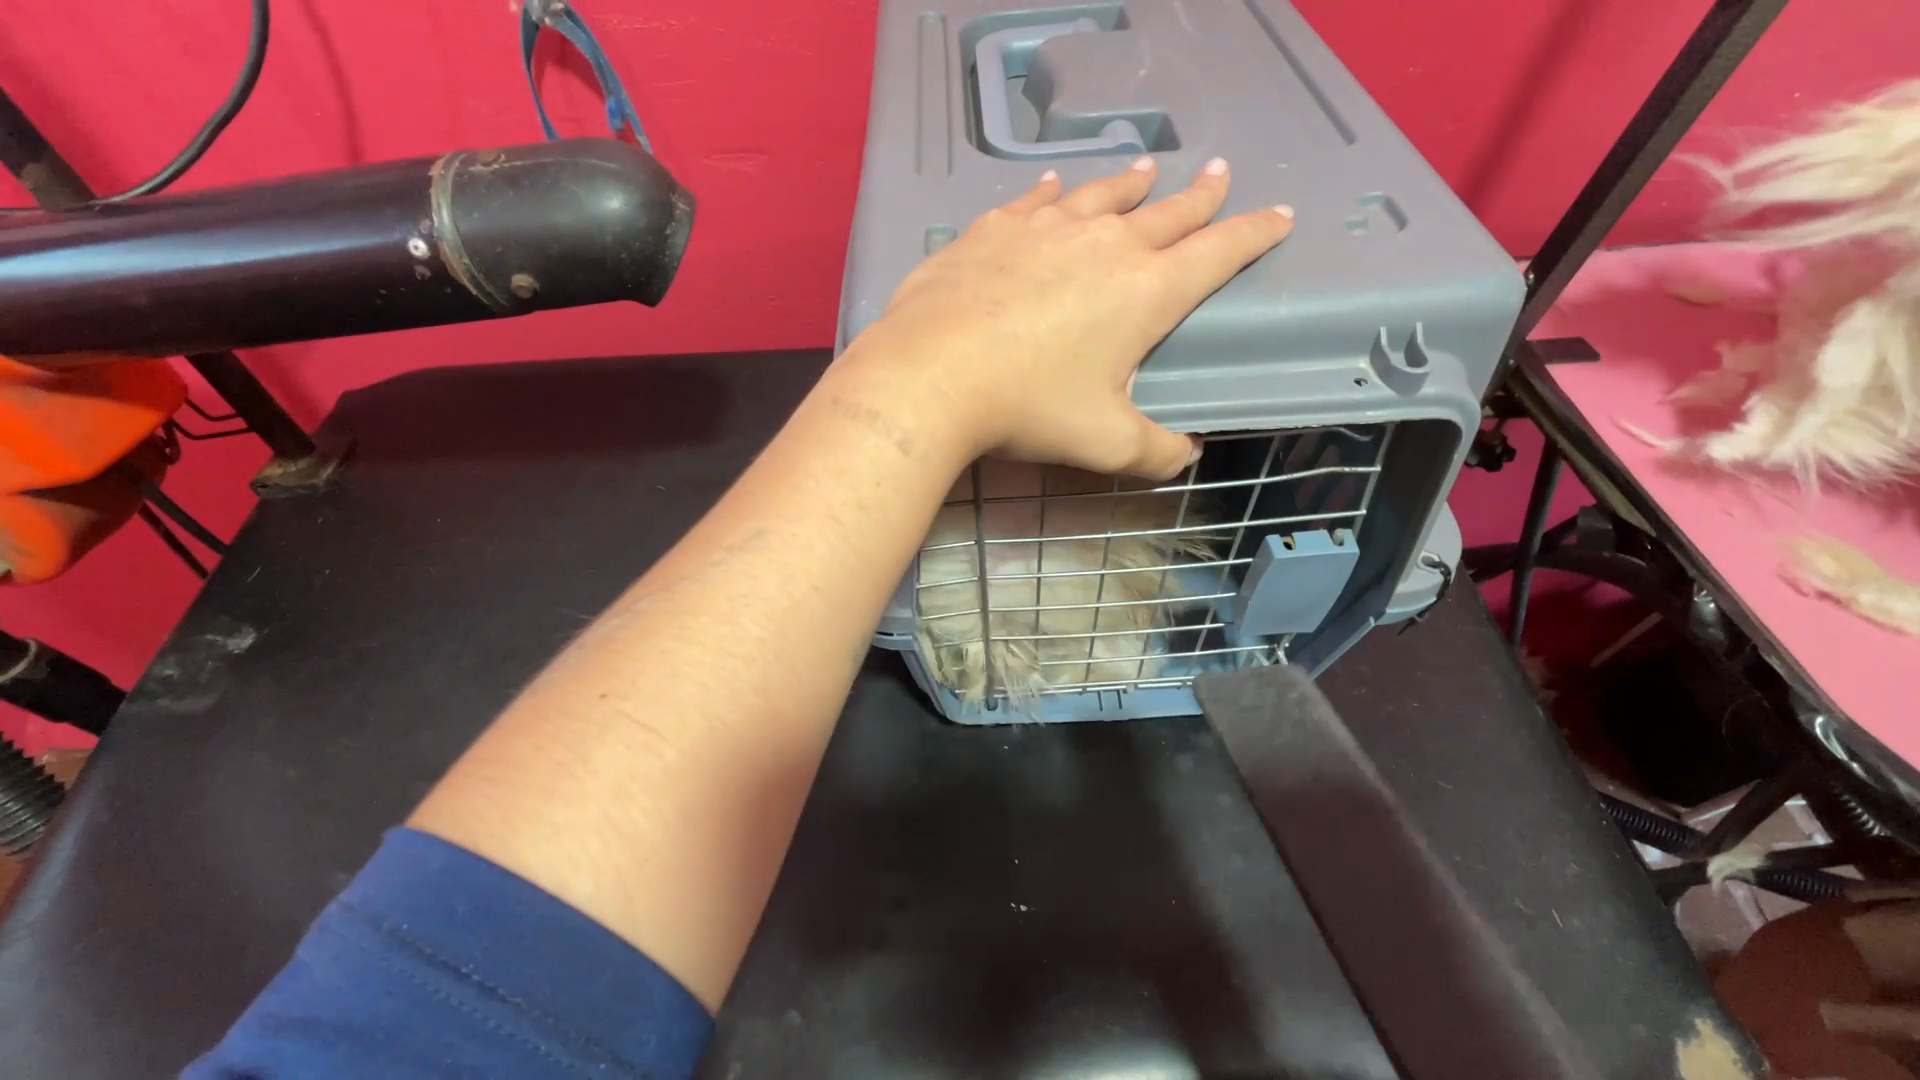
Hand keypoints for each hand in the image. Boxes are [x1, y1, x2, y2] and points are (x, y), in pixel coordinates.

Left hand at [840, 155, 1293, 479]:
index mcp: (1146, 290)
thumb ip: (1157, 451)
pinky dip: (1052, 191)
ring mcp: (1047, 229)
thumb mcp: (1106, 444)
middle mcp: (1105, 245)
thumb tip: (1187, 455)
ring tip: (1148, 169)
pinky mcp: (995, 229)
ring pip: (1102, 196)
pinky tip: (1053, 185)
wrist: (931, 374)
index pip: (1218, 253)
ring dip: (1131, 184)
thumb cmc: (1029, 408)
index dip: (1254, 234)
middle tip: (1220, 173)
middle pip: (1167, 212)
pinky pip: (1035, 201)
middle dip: (1200, 196)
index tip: (1278, 216)